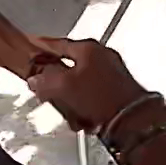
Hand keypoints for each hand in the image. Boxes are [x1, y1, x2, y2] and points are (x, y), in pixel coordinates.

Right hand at [25, 38, 151, 132]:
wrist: (132, 120)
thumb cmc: (105, 98)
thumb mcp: (63, 86)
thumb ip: (44, 80)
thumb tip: (36, 79)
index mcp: (88, 48)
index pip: (58, 44)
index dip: (42, 47)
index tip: (33, 46)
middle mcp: (102, 57)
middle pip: (68, 67)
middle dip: (57, 87)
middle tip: (50, 96)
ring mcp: (111, 73)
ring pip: (79, 85)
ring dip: (71, 102)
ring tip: (72, 114)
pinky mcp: (117, 91)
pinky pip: (92, 96)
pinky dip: (85, 108)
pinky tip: (85, 119)